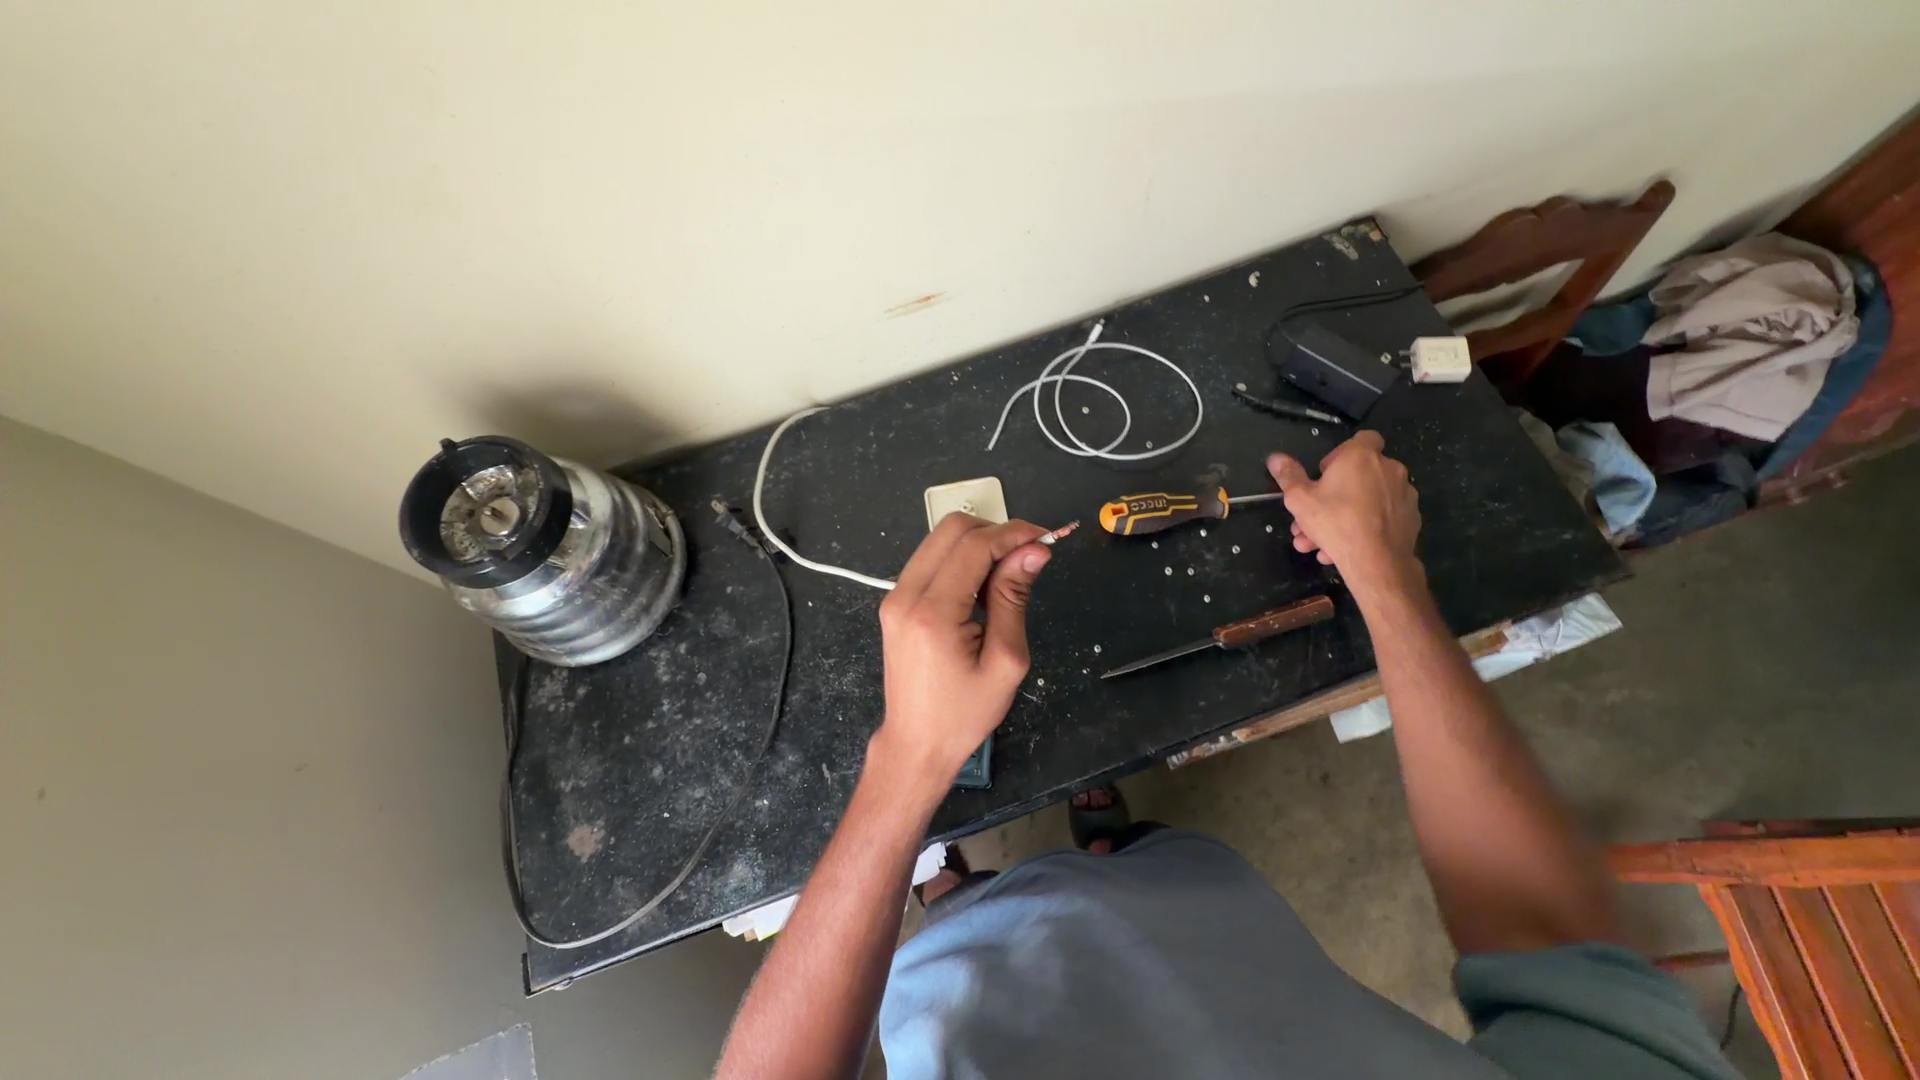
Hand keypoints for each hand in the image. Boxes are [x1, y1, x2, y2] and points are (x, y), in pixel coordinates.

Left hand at [873, 514, 1051, 783]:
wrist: (917, 743)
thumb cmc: (965, 713)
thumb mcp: (1005, 660)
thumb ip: (1014, 598)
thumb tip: (1034, 551)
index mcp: (933, 613)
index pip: (974, 546)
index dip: (1013, 533)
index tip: (1044, 539)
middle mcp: (905, 595)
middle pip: (951, 528)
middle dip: (995, 531)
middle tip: (1027, 557)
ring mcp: (894, 596)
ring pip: (939, 539)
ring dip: (978, 544)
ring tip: (1005, 579)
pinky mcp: (895, 601)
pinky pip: (930, 560)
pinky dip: (961, 560)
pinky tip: (981, 589)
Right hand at [1267, 430, 1420, 583]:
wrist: (1376, 560)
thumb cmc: (1335, 521)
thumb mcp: (1299, 499)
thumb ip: (1288, 476)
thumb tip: (1275, 458)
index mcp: (1361, 456)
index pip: (1364, 438)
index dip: (1344, 453)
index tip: (1328, 473)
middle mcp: (1389, 468)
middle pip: (1359, 476)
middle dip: (1333, 496)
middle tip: (1313, 518)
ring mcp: (1404, 493)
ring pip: (1368, 501)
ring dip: (1345, 517)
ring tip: (1321, 543)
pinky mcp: (1412, 517)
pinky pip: (1382, 518)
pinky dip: (1366, 528)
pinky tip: (1347, 547)